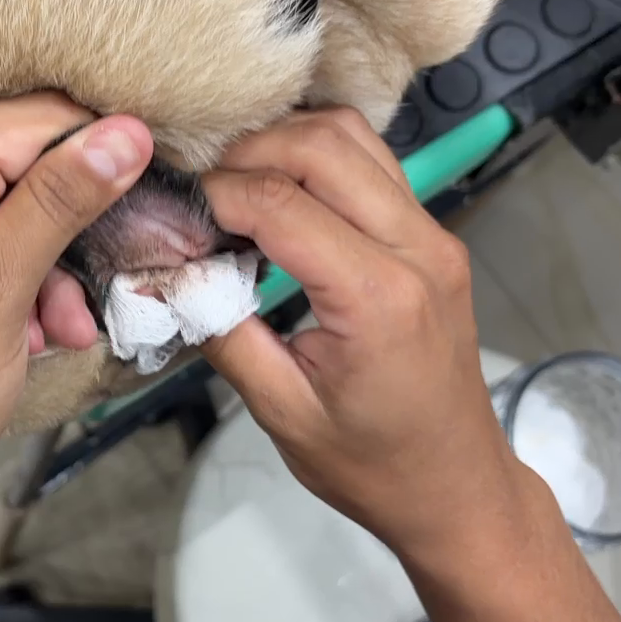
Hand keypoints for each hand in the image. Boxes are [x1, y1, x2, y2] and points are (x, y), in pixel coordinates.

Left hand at [0, 94, 152, 515]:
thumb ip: (59, 202)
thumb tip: (127, 131)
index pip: (36, 120)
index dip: (96, 165)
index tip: (130, 224)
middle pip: (9, 158)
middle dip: (57, 230)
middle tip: (75, 310)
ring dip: (29, 258)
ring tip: (50, 329)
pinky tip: (12, 321)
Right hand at [201, 109, 527, 565]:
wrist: (455, 486)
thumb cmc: (370, 462)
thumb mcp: (279, 408)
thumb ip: (219, 328)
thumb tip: (165, 272)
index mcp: (377, 296)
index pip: (279, 202)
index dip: (213, 195)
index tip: (173, 214)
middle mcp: (416, 247)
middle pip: (322, 144)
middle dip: (245, 154)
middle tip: (201, 197)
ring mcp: (432, 234)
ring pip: (352, 135)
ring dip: (283, 143)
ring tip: (236, 186)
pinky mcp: (430, 235)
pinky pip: (370, 161)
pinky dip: (315, 156)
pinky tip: (280, 191)